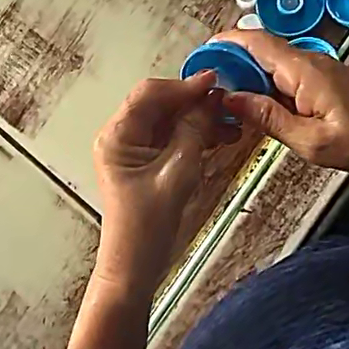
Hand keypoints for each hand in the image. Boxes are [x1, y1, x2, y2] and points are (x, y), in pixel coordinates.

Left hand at [92, 71, 236, 243]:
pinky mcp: (147, 161)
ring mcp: (134, 149)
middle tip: (228, 103)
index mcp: (117, 136)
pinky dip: (196, 134)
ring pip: (170, 119)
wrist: (135, 266)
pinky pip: (173, 137)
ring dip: (200, 119)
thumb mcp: (179, 172)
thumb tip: (210, 100)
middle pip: (161, 104)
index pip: (150, 94)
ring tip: (231, 125)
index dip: (184, 85)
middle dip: (196, 102)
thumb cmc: (146, 228)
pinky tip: (220, 137)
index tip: (215, 82)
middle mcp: (121, 137)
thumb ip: (195, 130)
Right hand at [212, 31, 348, 185]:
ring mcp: (317, 72)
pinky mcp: (323, 84)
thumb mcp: (312, 142)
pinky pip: (284, 79)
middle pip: (258, 52)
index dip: (224, 43)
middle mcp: (309, 63)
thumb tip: (232, 100)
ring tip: (223, 104)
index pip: (255, 42)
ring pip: (270, 66)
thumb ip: (269, 119)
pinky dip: (264, 89)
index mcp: (304, 70)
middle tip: (205, 90)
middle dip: (229, 65)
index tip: (200, 56)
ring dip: (246, 80)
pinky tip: (256, 111)